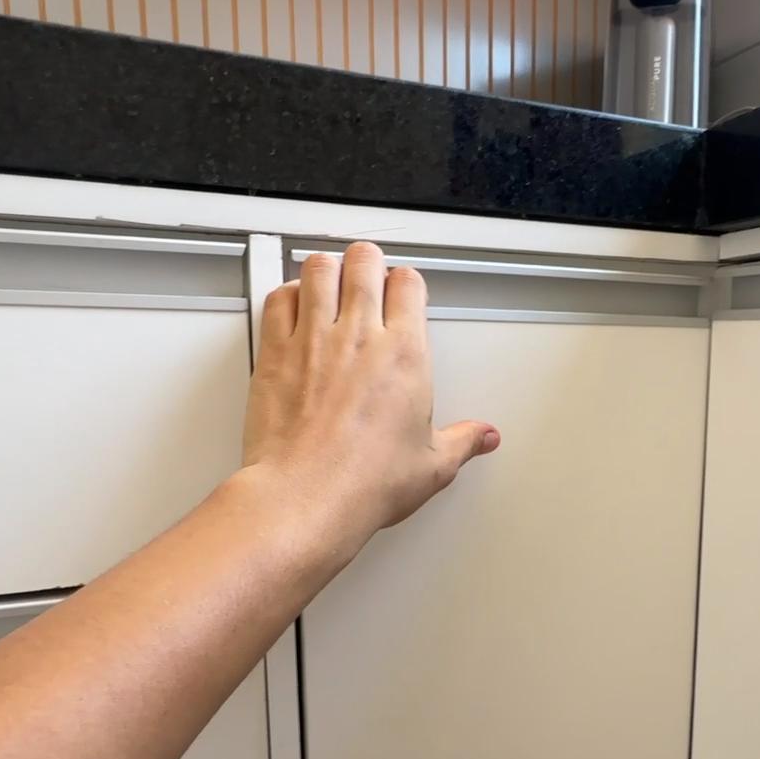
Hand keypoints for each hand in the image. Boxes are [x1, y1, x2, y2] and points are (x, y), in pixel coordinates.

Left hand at [242, 242, 499, 542]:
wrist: (307, 497)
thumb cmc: (365, 482)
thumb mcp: (433, 466)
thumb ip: (463, 442)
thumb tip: (483, 437)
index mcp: (405, 355)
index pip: (409, 284)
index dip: (408, 282)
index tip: (405, 293)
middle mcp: (359, 337)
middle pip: (364, 261)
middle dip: (368, 263)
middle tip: (368, 276)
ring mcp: (313, 340)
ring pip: (319, 269)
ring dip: (328, 270)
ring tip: (332, 282)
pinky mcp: (275, 353)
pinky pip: (279, 299)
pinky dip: (288, 294)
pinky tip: (295, 306)